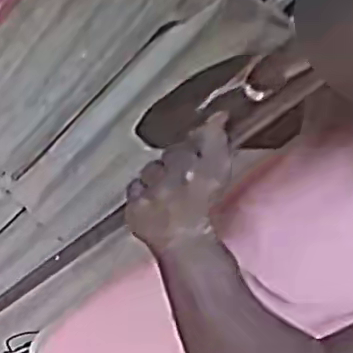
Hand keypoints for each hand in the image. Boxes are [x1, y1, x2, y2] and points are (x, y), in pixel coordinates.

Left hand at [126, 112, 232, 250]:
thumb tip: (216, 115)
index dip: (190, 144)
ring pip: (148, 169)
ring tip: (161, 187)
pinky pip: (133, 188)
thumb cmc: (203, 202)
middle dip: (172, 160)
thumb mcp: (219, 169)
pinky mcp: (134, 207)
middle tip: (176, 174)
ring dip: (153, 175)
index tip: (190, 153)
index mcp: (208, 166)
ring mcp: (153, 194)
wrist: (183, 237)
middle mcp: (179, 177)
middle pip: (168, 154)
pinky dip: (139, 190)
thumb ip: (215, 141)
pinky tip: (149, 198)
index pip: (194, 138)